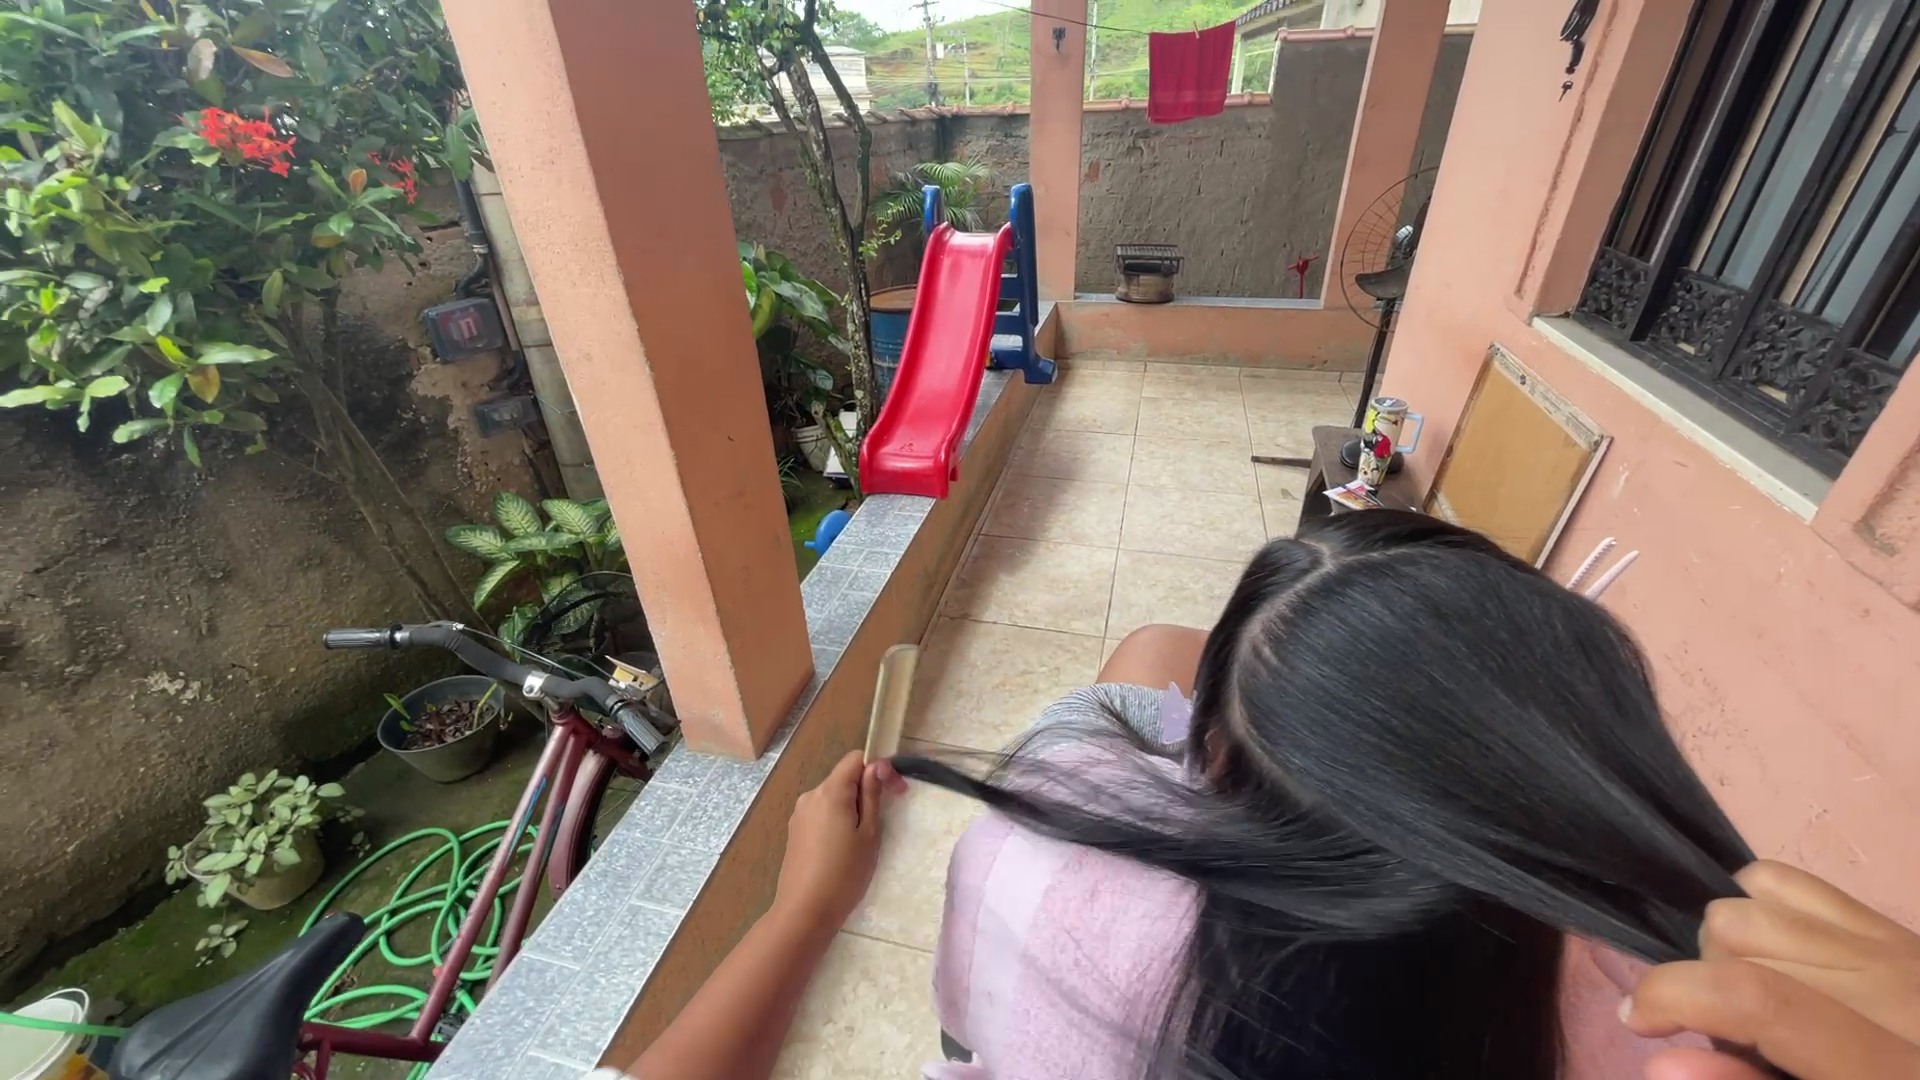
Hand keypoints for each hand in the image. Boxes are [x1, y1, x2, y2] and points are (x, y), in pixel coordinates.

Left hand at [770, 751, 893, 933]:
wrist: (804, 912)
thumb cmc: (844, 873)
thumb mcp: (868, 833)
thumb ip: (871, 795)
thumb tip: (876, 766)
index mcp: (830, 792)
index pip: (855, 759)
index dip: (878, 767)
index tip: (896, 790)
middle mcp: (811, 795)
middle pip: (844, 778)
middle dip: (866, 790)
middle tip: (885, 818)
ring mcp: (799, 814)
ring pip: (833, 797)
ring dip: (852, 806)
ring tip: (864, 838)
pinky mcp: (795, 832)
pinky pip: (821, 813)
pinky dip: (837, 819)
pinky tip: (843, 848)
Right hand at [1625, 861, 1919, 1078]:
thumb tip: (1661, 1062)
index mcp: (1898, 1068)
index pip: (1757, 997)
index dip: (1672, 997)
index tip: (1639, 1019)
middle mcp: (1903, 994)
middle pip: (1735, 941)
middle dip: (1704, 983)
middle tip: (1733, 1034)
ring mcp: (1899, 949)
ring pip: (1744, 907)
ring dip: (1721, 948)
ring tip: (1749, 992)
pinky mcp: (1888, 927)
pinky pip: (1781, 880)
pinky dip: (1749, 904)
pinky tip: (1766, 950)